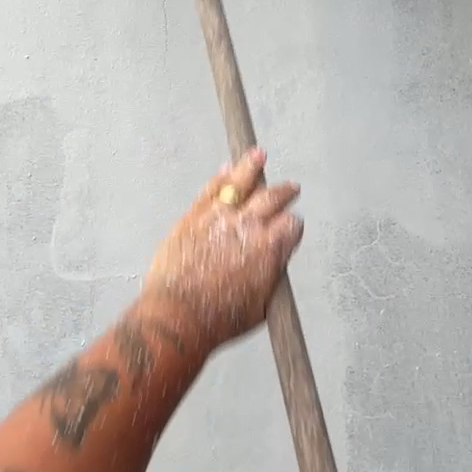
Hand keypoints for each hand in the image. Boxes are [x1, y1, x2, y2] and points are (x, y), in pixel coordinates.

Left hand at [141, 148, 302, 350]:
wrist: (178, 314)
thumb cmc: (219, 317)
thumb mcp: (262, 304)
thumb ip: (272, 273)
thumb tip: (276, 259)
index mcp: (271, 247)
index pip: (292, 224)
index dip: (293, 226)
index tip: (291, 226)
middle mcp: (249, 225)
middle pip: (273, 197)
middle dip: (285, 191)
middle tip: (291, 187)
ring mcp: (220, 216)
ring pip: (241, 181)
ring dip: (252, 166)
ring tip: (259, 154)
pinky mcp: (195, 215)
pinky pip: (212, 188)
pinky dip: (221, 177)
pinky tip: (226, 169)